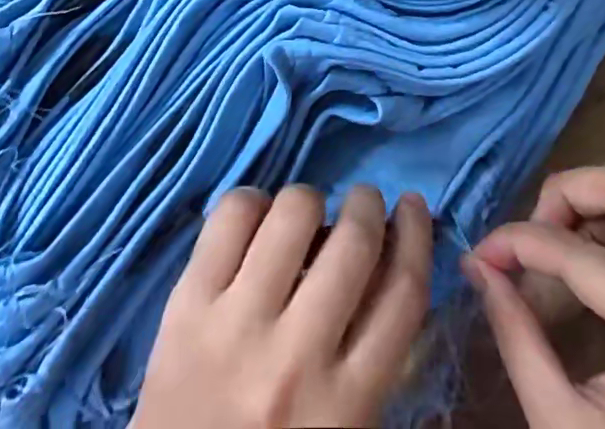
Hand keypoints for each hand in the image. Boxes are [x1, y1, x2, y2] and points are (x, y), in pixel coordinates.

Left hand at [133, 184, 432, 428]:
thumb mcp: (343, 427)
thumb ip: (371, 357)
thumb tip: (384, 265)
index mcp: (346, 404)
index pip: (402, 296)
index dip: (416, 237)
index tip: (413, 207)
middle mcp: (297, 355)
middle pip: (353, 245)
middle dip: (366, 205)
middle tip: (364, 199)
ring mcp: (238, 322)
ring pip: (291, 218)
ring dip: (309, 198)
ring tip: (307, 208)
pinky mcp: (188, 300)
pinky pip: (229, 220)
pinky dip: (250, 200)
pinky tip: (256, 213)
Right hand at [461, 168, 604, 428]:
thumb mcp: (564, 423)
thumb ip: (517, 335)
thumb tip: (477, 266)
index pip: (579, 253)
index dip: (516, 243)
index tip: (480, 257)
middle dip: (566, 195)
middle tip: (529, 235)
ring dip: (588, 209)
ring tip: (550, 252)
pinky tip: (580, 271)